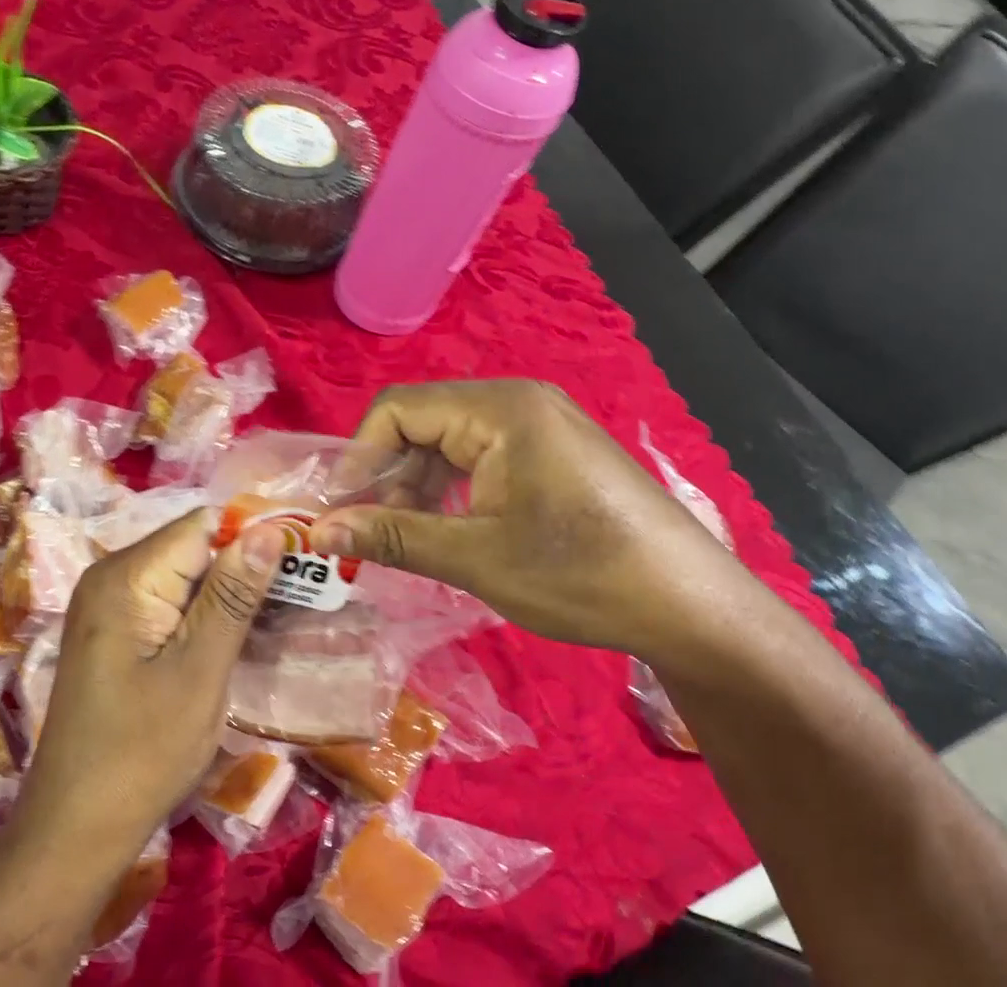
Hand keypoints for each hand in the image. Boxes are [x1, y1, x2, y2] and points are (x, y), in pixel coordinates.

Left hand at [17, 510, 283, 847]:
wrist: (76, 825)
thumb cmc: (141, 753)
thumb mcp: (198, 672)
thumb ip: (232, 597)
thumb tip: (270, 529)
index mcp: (125, 577)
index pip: (203, 526)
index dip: (257, 537)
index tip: (308, 562)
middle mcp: (110, 577)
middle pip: (193, 548)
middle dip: (248, 567)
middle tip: (308, 595)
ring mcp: (108, 607)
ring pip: (185, 577)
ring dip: (232, 594)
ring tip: (288, 616)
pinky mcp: (115, 634)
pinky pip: (170, 605)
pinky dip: (206, 617)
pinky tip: (242, 638)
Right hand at [311, 380, 759, 661]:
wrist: (689, 605)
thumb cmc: (578, 575)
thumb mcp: (473, 558)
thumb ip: (391, 536)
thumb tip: (318, 532)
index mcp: (500, 409)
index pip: (398, 410)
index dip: (359, 460)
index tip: (339, 514)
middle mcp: (519, 401)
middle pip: (423, 422)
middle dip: (387, 476)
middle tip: (370, 535)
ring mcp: (543, 423)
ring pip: (451, 441)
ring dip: (418, 487)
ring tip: (407, 539)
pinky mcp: (556, 450)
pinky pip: (483, 455)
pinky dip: (454, 489)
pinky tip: (450, 530)